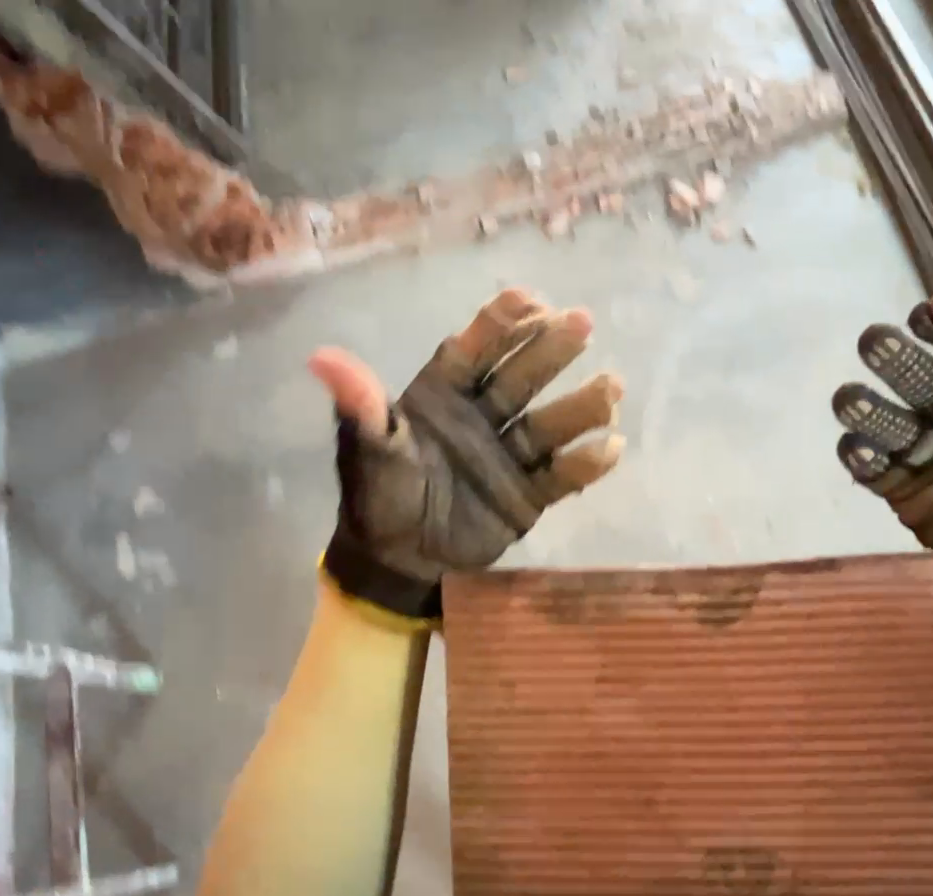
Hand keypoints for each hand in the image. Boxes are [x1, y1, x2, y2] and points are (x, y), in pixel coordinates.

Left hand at [312, 288, 625, 618]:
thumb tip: (320, 357)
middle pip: (521, 377)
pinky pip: (561, 475)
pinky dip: (586, 462)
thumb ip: (360, 404)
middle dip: (550, 349)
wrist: (397, 559)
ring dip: (581, 404)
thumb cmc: (380, 494)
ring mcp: (509, 455)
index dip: (501, 323)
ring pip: (549, 423)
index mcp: (443, 395)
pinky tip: (613, 445)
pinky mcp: (528, 494)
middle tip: (583, 322)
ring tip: (612, 386)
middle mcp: (482, 415)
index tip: (530, 300)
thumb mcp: (368, 448)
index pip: (475, 349)